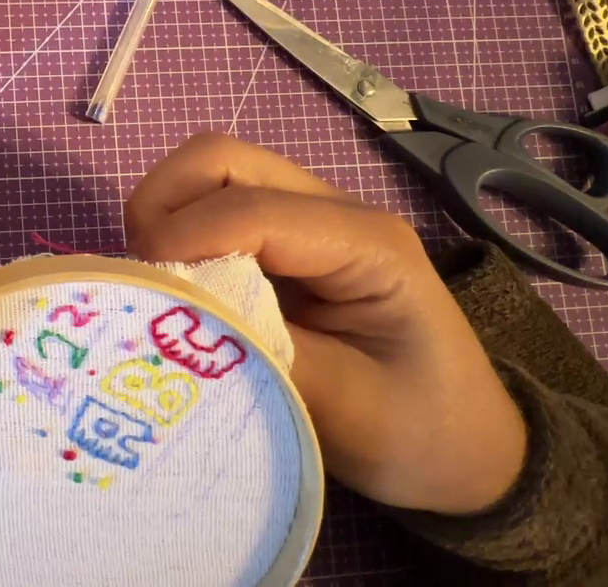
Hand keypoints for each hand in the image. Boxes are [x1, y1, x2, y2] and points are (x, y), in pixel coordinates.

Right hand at [124, 133, 527, 515]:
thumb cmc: (418, 432)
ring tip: (153, 273)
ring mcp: (304, 213)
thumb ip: (258, 352)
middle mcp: (332, 208)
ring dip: (164, 209)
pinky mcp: (281, 232)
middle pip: (220, 158)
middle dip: (163, 203)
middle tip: (141, 270)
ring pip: (207, 168)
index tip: (141, 286)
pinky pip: (209, 200)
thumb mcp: (347, 411)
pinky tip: (173, 274)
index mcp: (366, 243)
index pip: (251, 210)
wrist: (466, 448)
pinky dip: (174, 225)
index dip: (183, 236)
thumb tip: (172, 315)